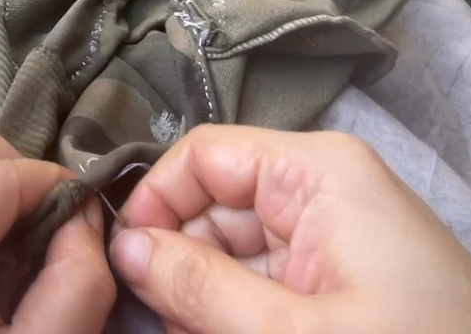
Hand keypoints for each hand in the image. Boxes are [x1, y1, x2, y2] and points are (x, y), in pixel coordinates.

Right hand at [114, 125, 470, 333]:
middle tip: (150, 324)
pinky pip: (271, 286)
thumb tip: (121, 244)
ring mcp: (339, 240)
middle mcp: (324, 189)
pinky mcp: (350, 286)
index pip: (205, 155)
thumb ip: (200, 287)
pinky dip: (238, 317)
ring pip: (238, 252)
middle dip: (179, 261)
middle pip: (217, 205)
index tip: (122, 263)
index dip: (157, 200)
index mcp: (318, 170)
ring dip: (204, 298)